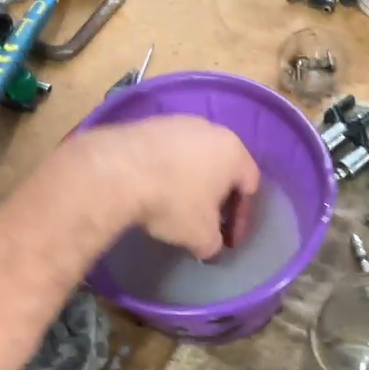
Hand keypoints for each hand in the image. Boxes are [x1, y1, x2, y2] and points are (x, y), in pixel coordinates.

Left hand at [70, 116, 260, 258]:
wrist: (118, 171)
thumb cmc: (173, 202)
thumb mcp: (200, 236)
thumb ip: (214, 244)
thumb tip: (209, 247)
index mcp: (234, 153)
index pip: (250, 186)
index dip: (241, 218)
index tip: (227, 241)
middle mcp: (211, 129)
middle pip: (223, 168)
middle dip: (217, 199)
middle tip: (206, 223)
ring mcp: (178, 122)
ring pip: (194, 158)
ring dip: (191, 183)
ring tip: (177, 207)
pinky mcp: (148, 123)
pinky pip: (168, 152)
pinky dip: (166, 172)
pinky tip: (153, 190)